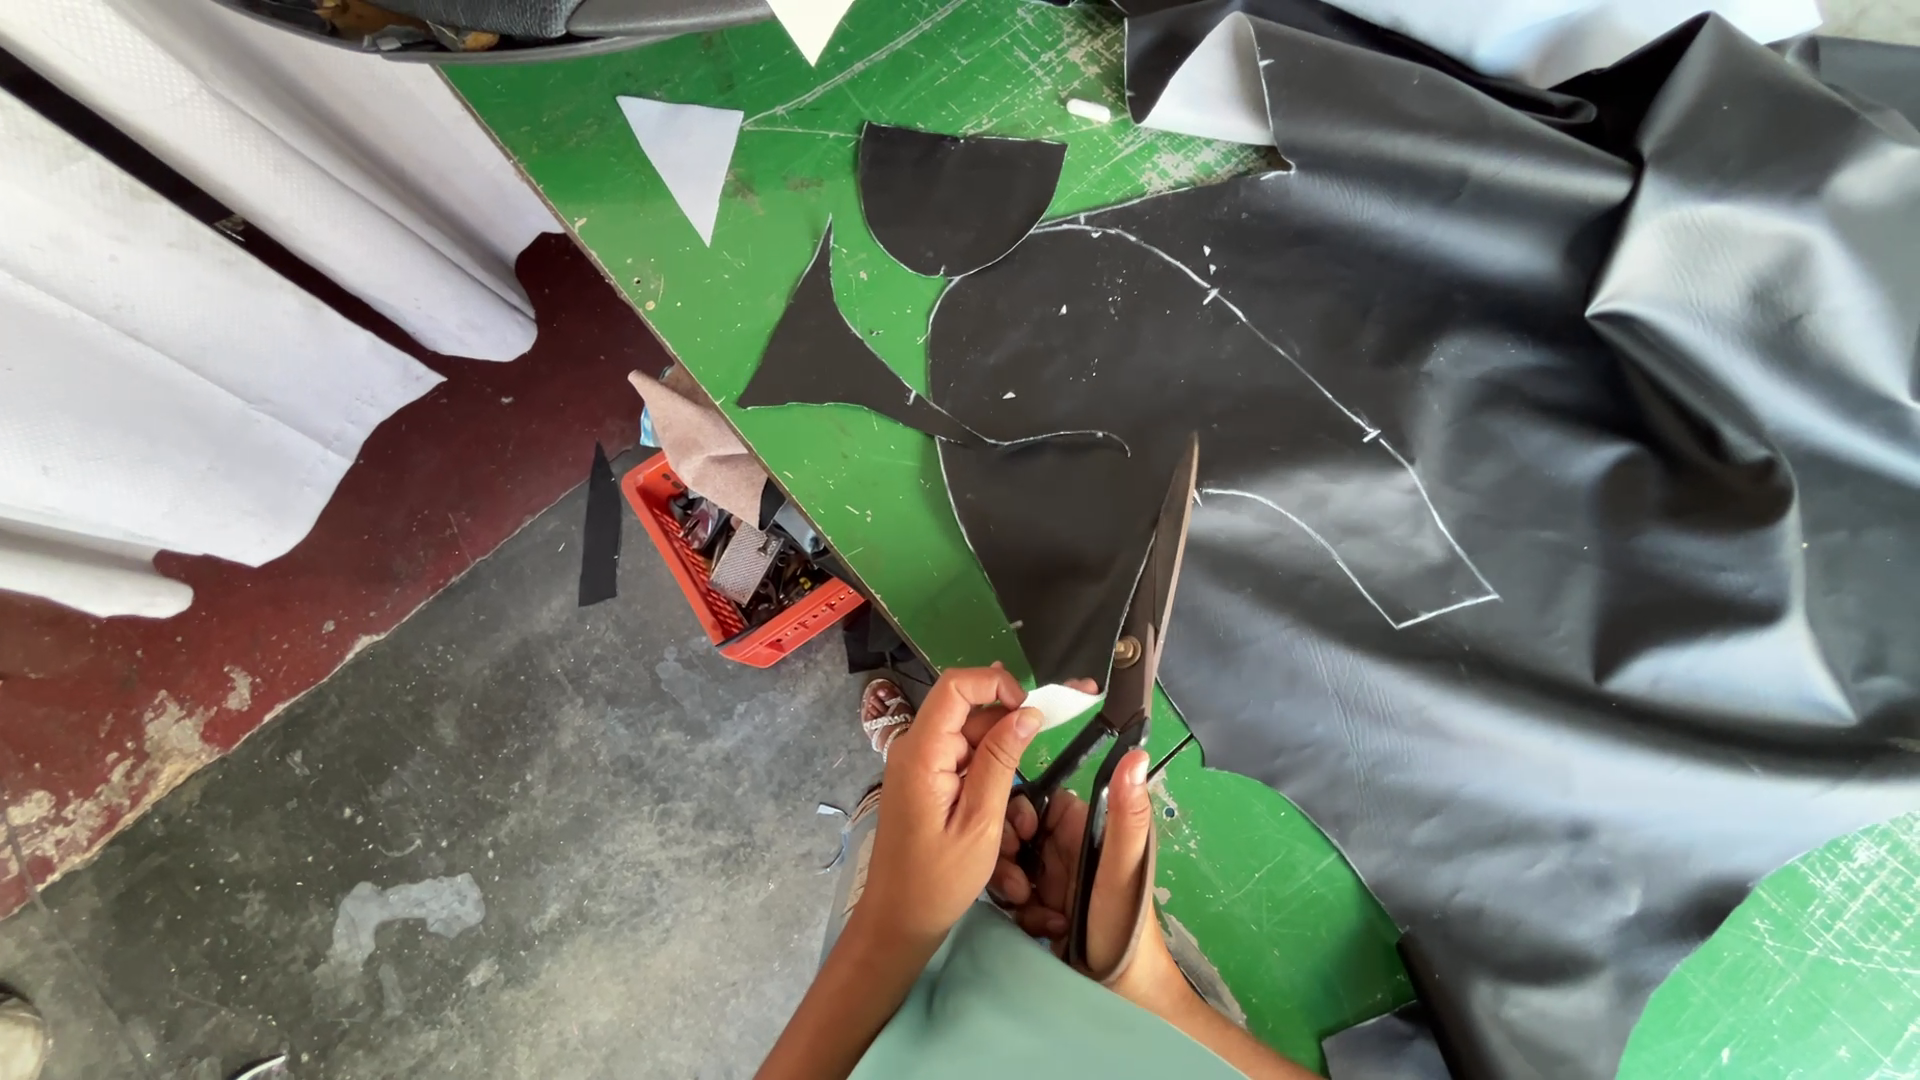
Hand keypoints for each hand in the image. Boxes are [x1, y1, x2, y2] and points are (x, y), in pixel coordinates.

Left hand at [857, 665, 1043, 951]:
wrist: (897, 922)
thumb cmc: (937, 880)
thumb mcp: (980, 821)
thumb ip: (1002, 761)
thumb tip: (1028, 712)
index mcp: (923, 751)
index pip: (956, 686)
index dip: (995, 684)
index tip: (1030, 710)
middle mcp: (918, 748)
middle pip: (971, 716)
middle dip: (1012, 734)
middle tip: (1050, 750)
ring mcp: (922, 765)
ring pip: (975, 744)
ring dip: (1005, 772)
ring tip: (1019, 826)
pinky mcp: (929, 782)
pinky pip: (967, 766)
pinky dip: (992, 786)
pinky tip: (1006, 827)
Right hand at [996, 744, 1185, 1008]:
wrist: (1119, 996)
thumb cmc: (1124, 925)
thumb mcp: (1123, 867)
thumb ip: (1126, 813)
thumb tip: (1136, 754)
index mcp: (1086, 828)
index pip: (1039, 800)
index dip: (1020, 813)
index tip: (1017, 837)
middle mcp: (1066, 847)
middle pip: (1017, 830)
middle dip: (1008, 854)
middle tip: (1018, 883)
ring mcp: (1052, 877)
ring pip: (1009, 862)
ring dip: (1011, 884)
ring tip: (1027, 907)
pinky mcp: (1039, 905)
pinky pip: (1012, 894)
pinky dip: (1019, 909)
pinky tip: (1037, 925)